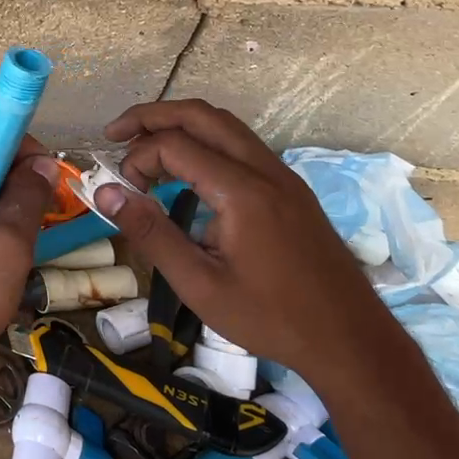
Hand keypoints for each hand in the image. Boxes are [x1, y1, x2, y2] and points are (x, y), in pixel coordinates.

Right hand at [94, 99, 402, 382]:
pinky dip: (203, 140)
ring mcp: (284, 178)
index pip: (173, 145)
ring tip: (142, 147)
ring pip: (225, 124)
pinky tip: (185, 170)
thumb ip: (150, 232)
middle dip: (151, 116)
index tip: (122, 193)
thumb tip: (104, 191)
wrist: (353, 344)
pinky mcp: (292, 190)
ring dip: (179, 124)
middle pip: (201, 115)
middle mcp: (266, 172)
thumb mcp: (198, 284)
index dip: (136, 159)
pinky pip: (241, 144)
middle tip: (114, 134)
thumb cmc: (270, 318)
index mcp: (243, 192)